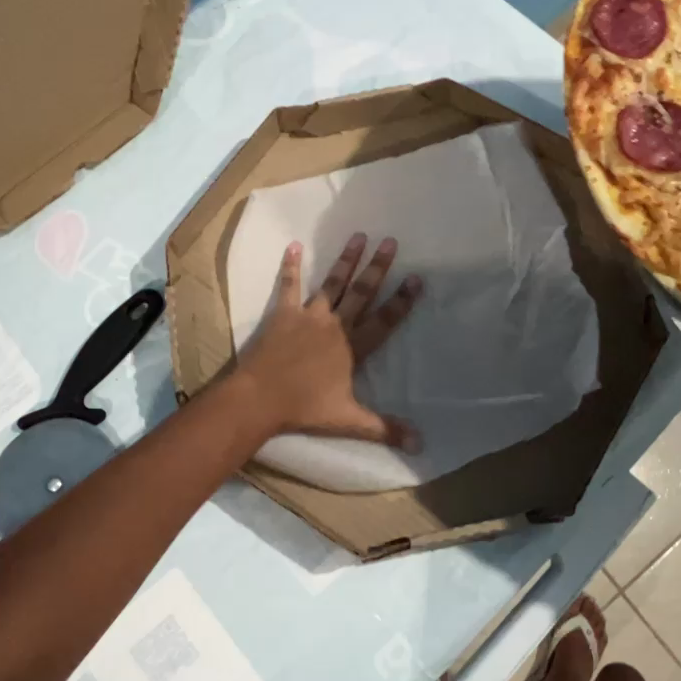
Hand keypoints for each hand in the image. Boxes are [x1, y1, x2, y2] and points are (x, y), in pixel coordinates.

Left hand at [231, 234, 421, 450]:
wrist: (259, 399)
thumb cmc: (304, 409)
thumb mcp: (349, 421)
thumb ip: (385, 428)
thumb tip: (420, 444)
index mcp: (353, 348)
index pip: (384, 320)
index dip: (402, 301)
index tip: (417, 279)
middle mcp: (335, 326)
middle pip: (362, 293)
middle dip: (378, 267)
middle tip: (391, 241)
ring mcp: (308, 317)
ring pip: (332, 284)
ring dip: (346, 260)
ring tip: (358, 235)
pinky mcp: (283, 314)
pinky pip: (288, 286)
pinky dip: (290, 266)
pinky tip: (293, 245)